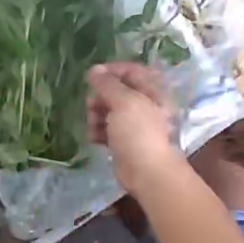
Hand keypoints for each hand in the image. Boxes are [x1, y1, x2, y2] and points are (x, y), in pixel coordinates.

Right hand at [86, 62, 183, 194]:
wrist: (147, 172)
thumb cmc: (139, 133)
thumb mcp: (124, 102)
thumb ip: (108, 84)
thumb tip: (95, 70)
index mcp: (152, 91)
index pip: (131, 70)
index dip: (111, 71)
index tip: (92, 77)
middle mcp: (145, 105)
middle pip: (117, 91)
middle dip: (100, 97)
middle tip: (91, 105)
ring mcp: (135, 124)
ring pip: (109, 110)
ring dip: (96, 115)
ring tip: (92, 124)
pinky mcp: (125, 141)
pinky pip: (108, 129)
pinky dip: (99, 131)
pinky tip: (94, 137)